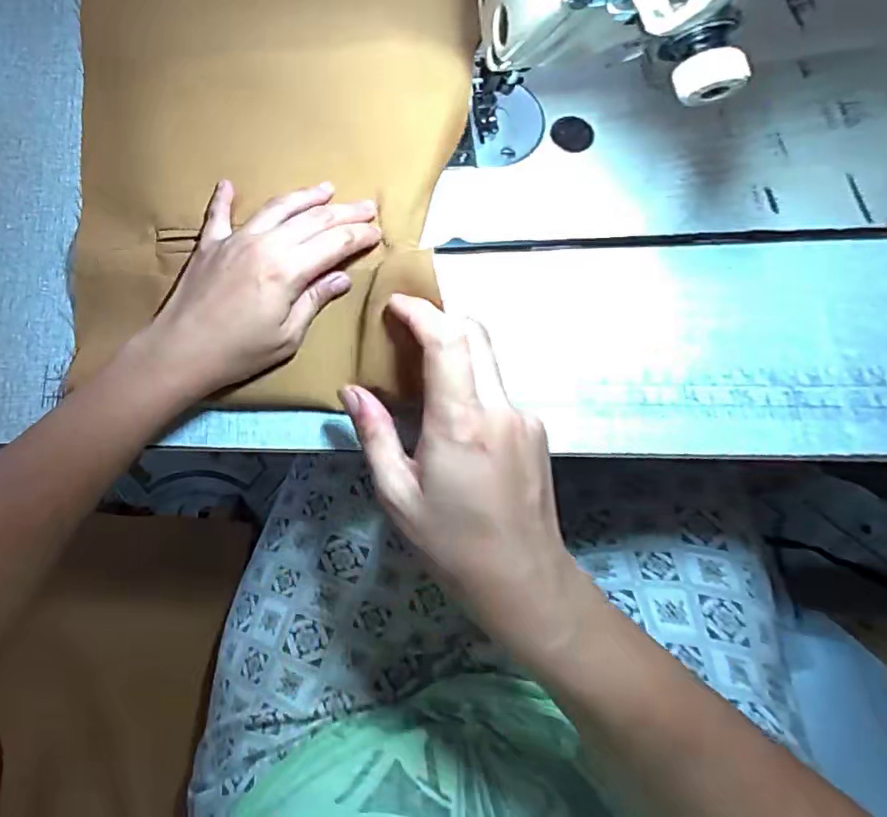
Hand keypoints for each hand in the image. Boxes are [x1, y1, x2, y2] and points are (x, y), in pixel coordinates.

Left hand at [135, 180, 381, 397]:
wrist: (179, 351)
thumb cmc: (238, 352)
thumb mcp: (287, 337)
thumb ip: (314, 301)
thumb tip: (341, 278)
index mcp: (288, 269)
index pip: (334, 243)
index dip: (359, 235)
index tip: (377, 231)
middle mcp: (264, 244)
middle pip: (312, 220)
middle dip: (343, 212)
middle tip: (366, 206)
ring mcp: (234, 239)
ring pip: (276, 208)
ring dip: (303, 197)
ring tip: (325, 188)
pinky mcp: (208, 244)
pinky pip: (218, 214)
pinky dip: (224, 198)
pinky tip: (228, 184)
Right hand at [344, 295, 584, 652]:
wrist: (524, 581)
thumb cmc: (451, 543)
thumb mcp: (398, 494)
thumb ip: (374, 434)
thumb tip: (352, 391)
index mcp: (460, 423)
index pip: (447, 341)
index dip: (420, 312)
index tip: (393, 304)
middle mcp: (499, 409)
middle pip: (475, 334)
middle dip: (438, 316)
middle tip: (403, 324)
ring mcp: (524, 417)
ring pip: (487, 357)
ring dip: (454, 346)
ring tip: (418, 365)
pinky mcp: (534, 429)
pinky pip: (496, 385)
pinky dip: (468, 377)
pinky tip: (447, 408)